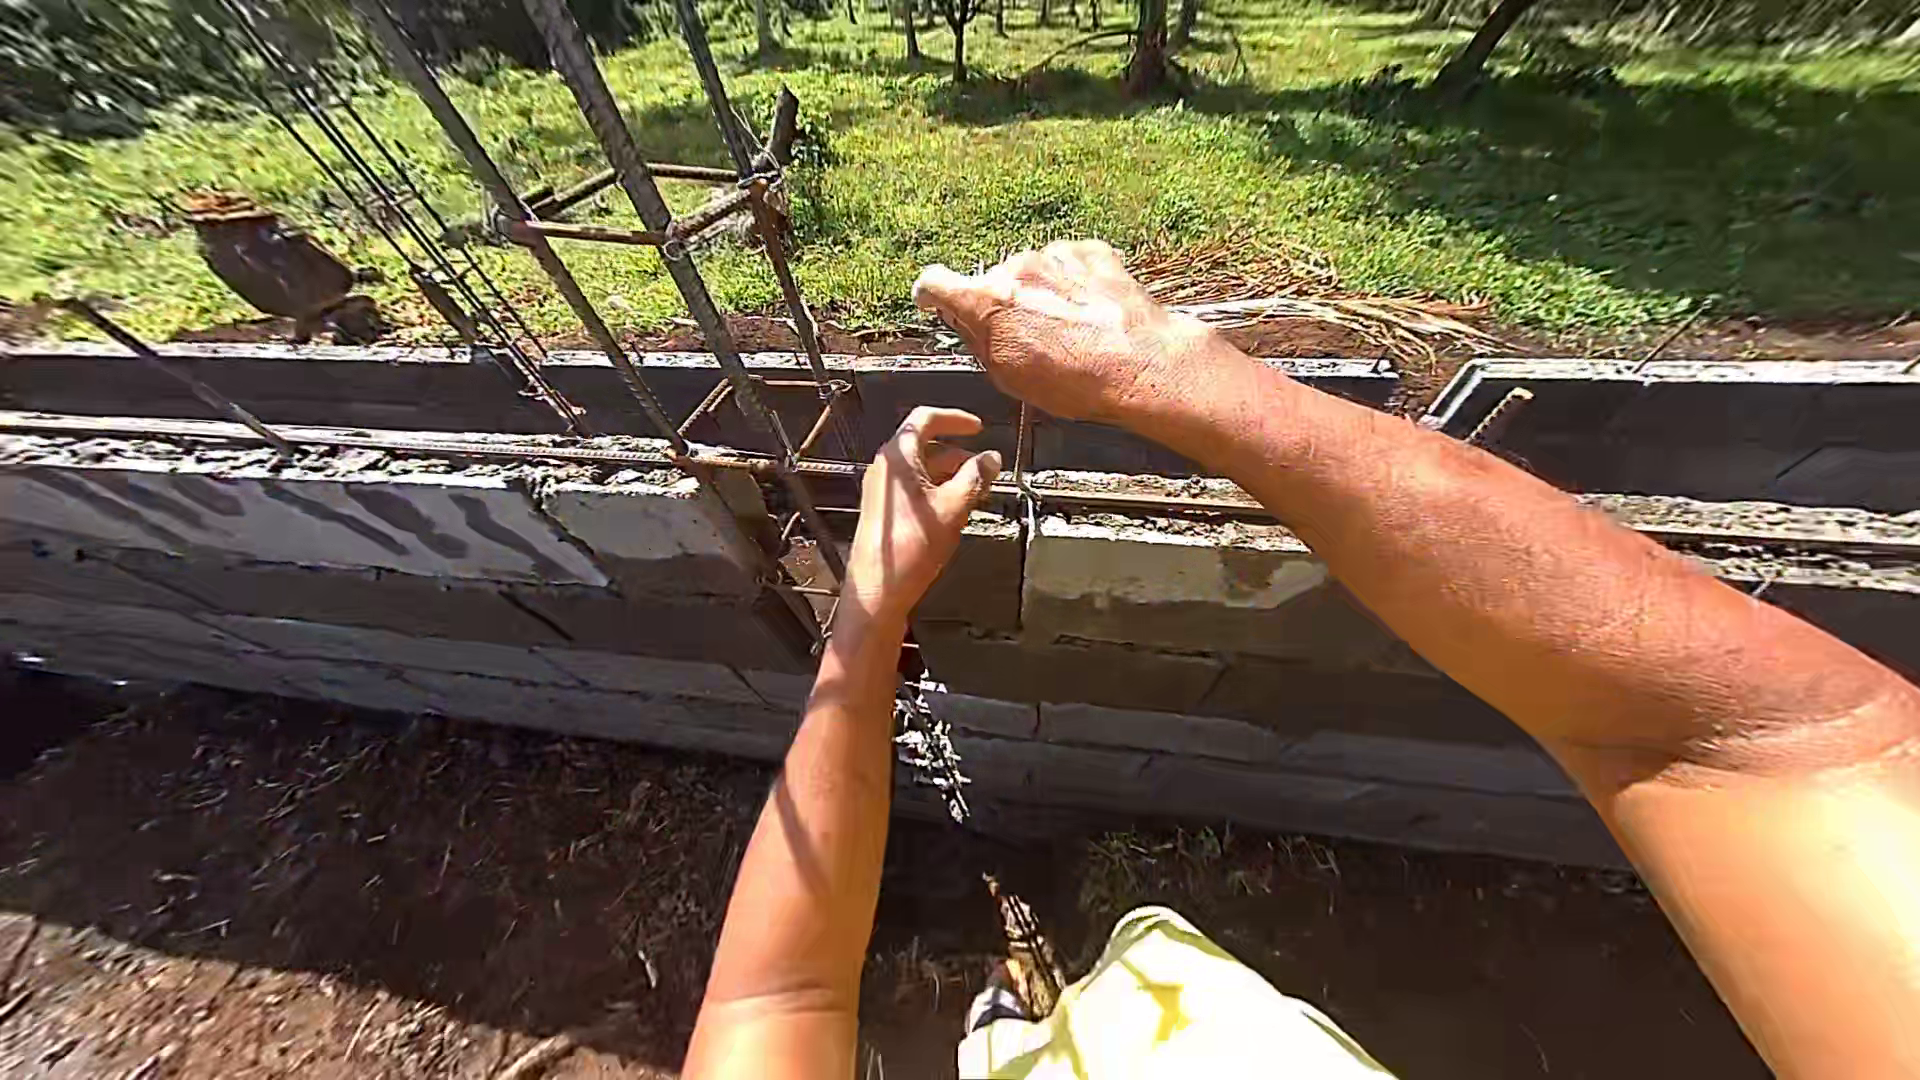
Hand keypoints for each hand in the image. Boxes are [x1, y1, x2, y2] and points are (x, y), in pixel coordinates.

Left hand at [840, 407, 1001, 628]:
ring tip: (976, 492)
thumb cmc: (908, 548)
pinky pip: (914, 488)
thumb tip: (990, 458)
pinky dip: (937, 490)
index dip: (955, 419)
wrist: (880, 588)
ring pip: (922, 470)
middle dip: (959, 455)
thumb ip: (975, 477)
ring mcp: (882, 489)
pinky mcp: (884, 509)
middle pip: (926, 446)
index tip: (976, 427)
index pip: (926, 419)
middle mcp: (885, 469)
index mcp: (898, 457)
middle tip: (985, 468)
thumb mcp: (954, 507)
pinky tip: (955, 510)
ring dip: (951, 475)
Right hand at [912, 239, 1231, 426]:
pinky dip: (1068, 286)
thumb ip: (978, 342)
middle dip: (1001, 307)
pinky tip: (1085, 316)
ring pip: (1032, 275)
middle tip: (1024, 341)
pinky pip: (1065, 267)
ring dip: (1038, 296)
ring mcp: (1054, 256)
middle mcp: (1016, 269)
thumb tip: (967, 323)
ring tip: (1065, 333)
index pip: (936, 283)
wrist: (1138, 365)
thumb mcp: (1008, 377)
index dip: (931, 294)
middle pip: (994, 284)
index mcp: (987, 303)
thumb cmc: (1075, 381)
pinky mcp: (1088, 252)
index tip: (931, 298)